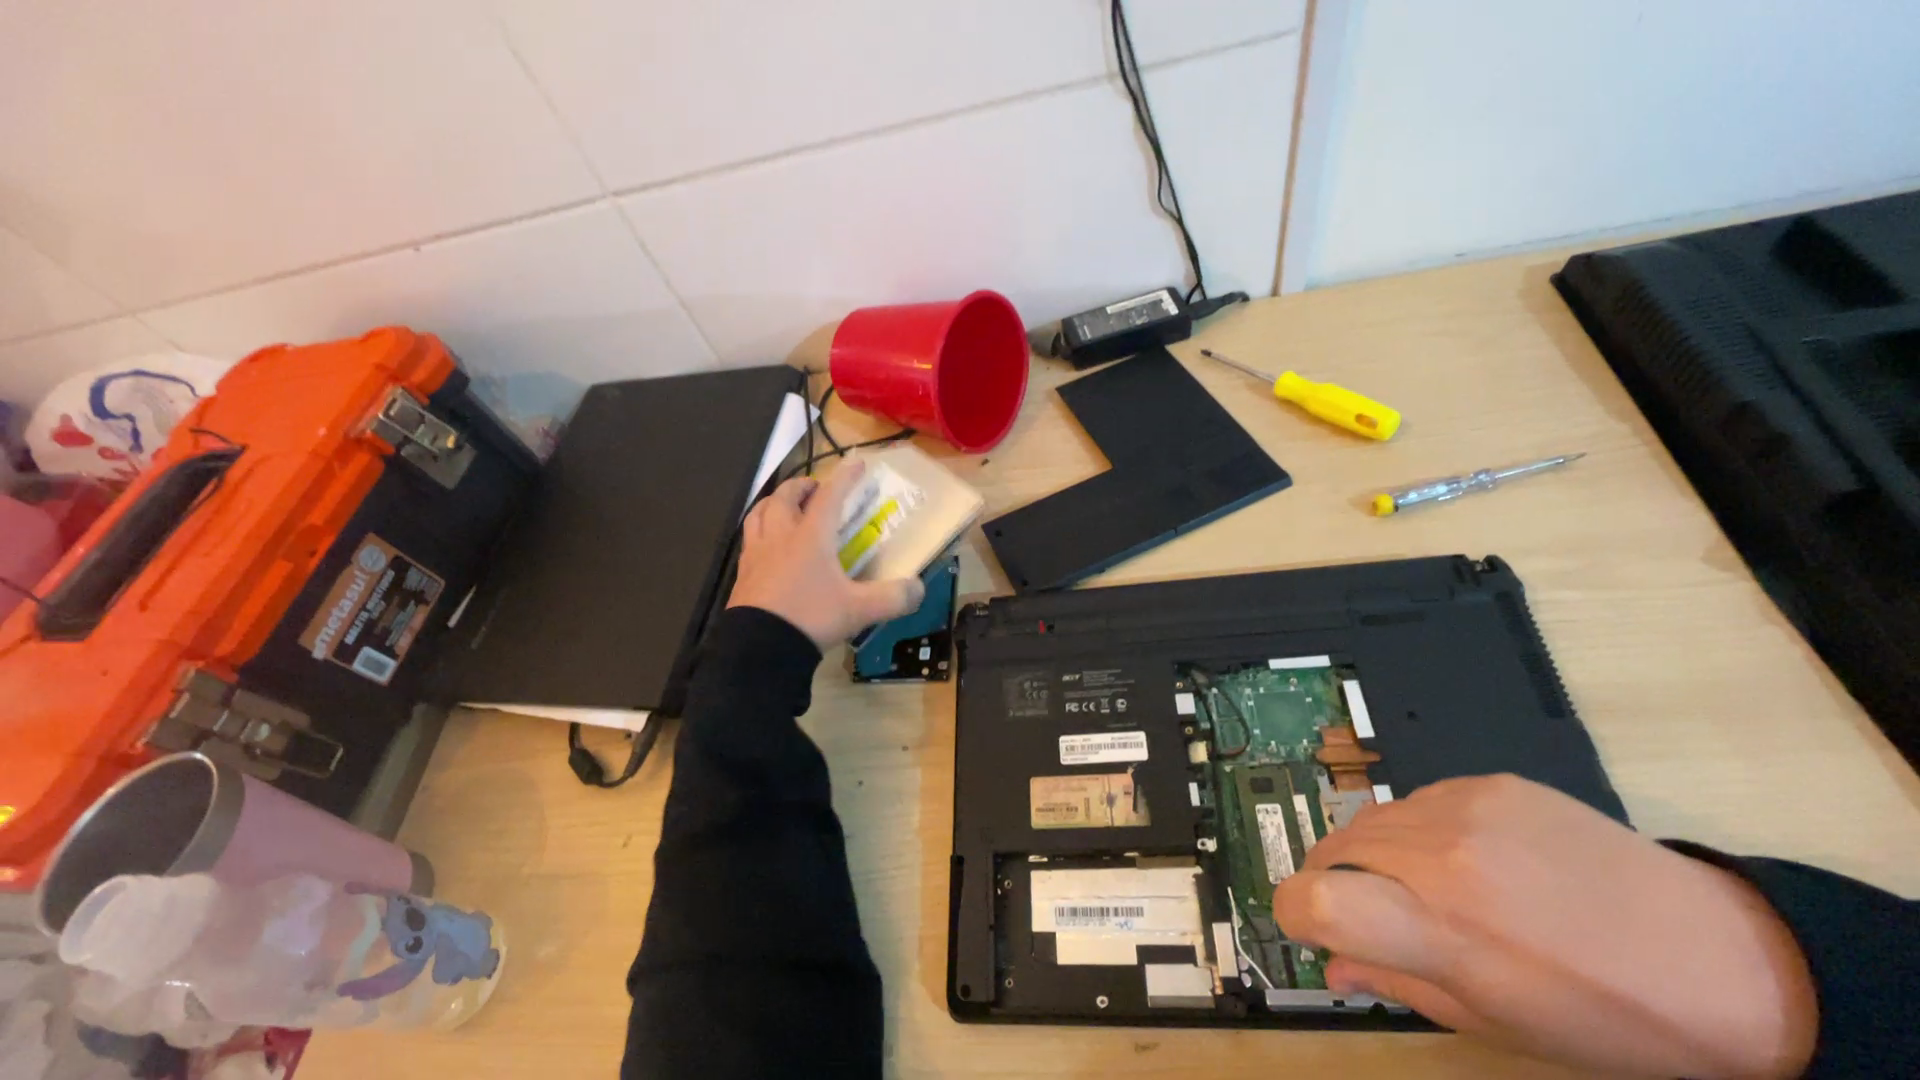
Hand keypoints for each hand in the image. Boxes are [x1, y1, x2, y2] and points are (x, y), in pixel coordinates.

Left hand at [729, 461, 925, 648]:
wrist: (759, 647)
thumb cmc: (811, 618)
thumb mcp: (859, 610)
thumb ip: (892, 598)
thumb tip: (919, 588)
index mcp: (811, 537)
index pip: (829, 496)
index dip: (845, 477)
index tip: (856, 463)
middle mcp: (781, 536)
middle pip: (786, 497)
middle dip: (802, 486)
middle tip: (815, 489)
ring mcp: (757, 553)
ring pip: (760, 512)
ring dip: (775, 502)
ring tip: (785, 507)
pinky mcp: (743, 572)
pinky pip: (749, 538)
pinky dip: (760, 529)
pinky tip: (767, 543)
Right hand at [1273, 774, 1816, 1078]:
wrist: (1722, 960)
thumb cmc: (1603, 1017)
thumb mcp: (1492, 1024)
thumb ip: (1396, 983)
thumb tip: (1332, 962)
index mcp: (1438, 928)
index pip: (1311, 898)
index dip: (1295, 915)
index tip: (1314, 929)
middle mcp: (1438, 853)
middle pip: (1331, 850)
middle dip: (1337, 884)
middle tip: (1378, 916)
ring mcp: (1465, 807)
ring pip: (1369, 819)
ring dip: (1374, 854)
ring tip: (1427, 888)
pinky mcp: (1493, 782)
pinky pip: (1419, 800)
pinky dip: (1418, 830)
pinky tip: (1470, 859)